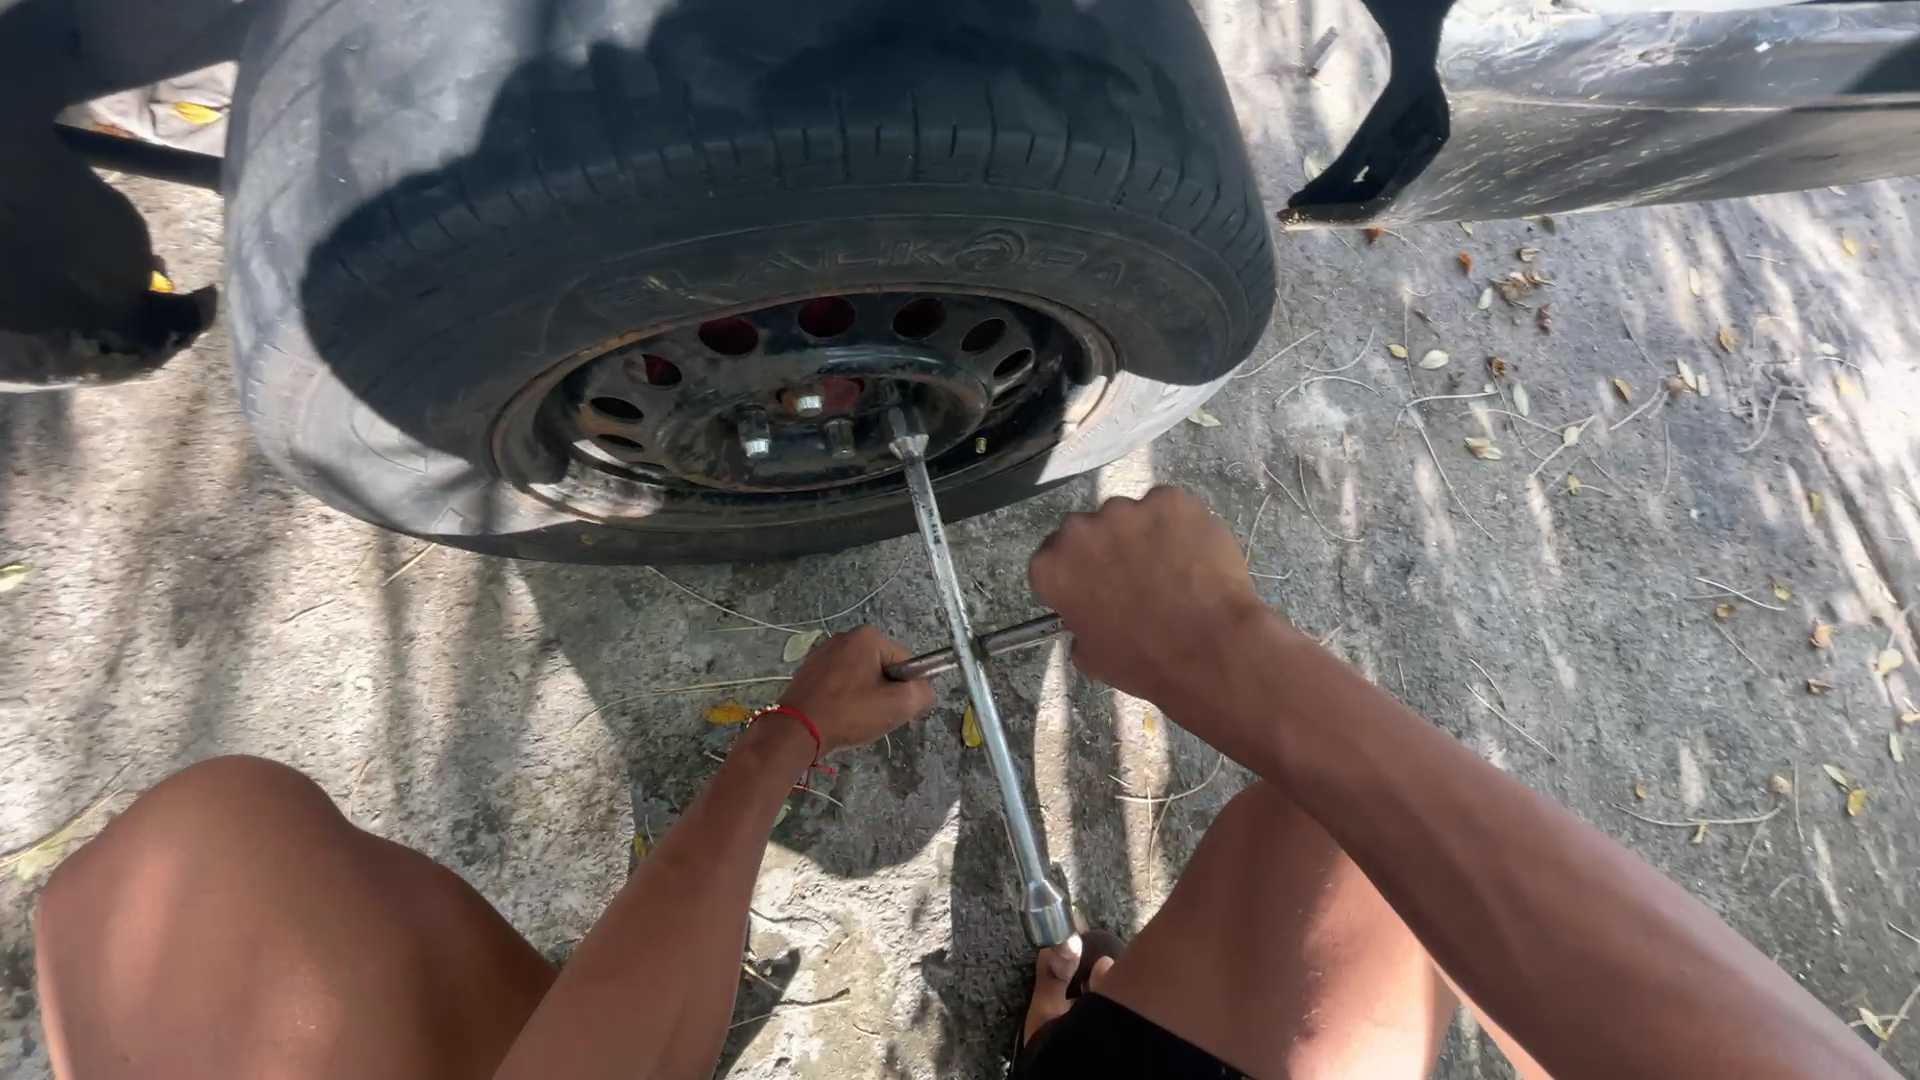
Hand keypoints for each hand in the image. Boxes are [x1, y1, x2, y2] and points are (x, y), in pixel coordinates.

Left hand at [778, 626, 934, 753]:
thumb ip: (922, 692)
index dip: (907, 687)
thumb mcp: (898, 705)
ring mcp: (822, 652)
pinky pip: (839, 681)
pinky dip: (844, 696)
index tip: (897, 709)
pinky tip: (838, 714)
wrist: (795, 731)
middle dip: (885, 691)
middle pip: (882, 666)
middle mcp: (844, 636)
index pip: (905, 660)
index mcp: (867, 636)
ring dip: (865, 695)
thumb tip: (924, 690)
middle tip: (875, 716)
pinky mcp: (808, 669)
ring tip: (855, 717)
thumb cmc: (848, 713)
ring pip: (861, 675)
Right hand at [1029, 487, 1269, 706]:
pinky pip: (1170, 510)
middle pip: (1089, 531)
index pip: (1052, 559)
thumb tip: (1091, 617)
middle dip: (1108, 549)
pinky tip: (1196, 557)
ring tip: (1174, 569)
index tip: (1095, 588)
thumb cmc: (1144, 660)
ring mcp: (1126, 509)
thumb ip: (1080, 624)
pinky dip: (1180, 527)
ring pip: (1132, 517)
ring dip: (1144, 536)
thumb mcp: (1090, 657)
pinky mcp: (1169, 499)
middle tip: (1136, 579)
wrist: (1208, 647)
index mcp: (1051, 567)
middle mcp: (1079, 529)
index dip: (1077, 573)